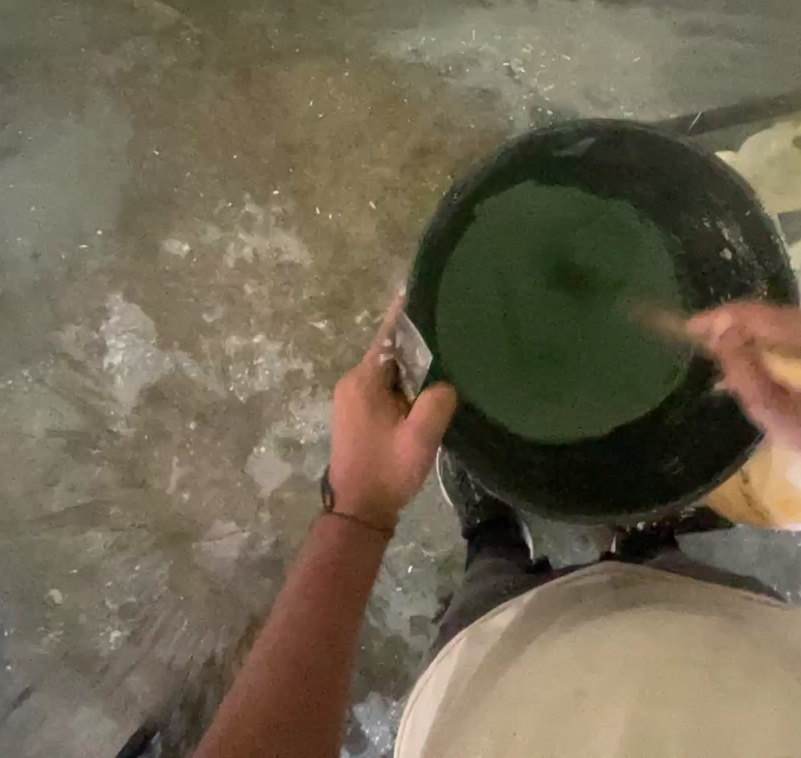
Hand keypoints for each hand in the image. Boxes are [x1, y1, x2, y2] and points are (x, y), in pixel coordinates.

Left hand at [327, 295, 457, 530]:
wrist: (359, 511)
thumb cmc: (386, 471)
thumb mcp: (420, 437)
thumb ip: (437, 402)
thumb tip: (445, 385)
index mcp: (363, 381)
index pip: (388, 336)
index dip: (405, 314)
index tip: (419, 288)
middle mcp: (353, 383)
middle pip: (389, 351)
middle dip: (416, 341)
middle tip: (449, 323)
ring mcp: (352, 399)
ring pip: (388, 370)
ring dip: (412, 365)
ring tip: (445, 350)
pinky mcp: (357, 413)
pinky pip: (384, 385)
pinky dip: (404, 381)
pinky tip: (427, 384)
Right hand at [688, 301, 800, 468]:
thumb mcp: (769, 405)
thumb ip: (741, 365)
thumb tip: (720, 332)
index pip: (751, 313)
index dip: (715, 319)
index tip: (688, 327)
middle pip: (763, 317)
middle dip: (732, 331)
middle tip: (704, 349)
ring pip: (776, 327)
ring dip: (749, 341)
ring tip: (724, 363)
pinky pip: (791, 337)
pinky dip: (769, 348)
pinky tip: (753, 368)